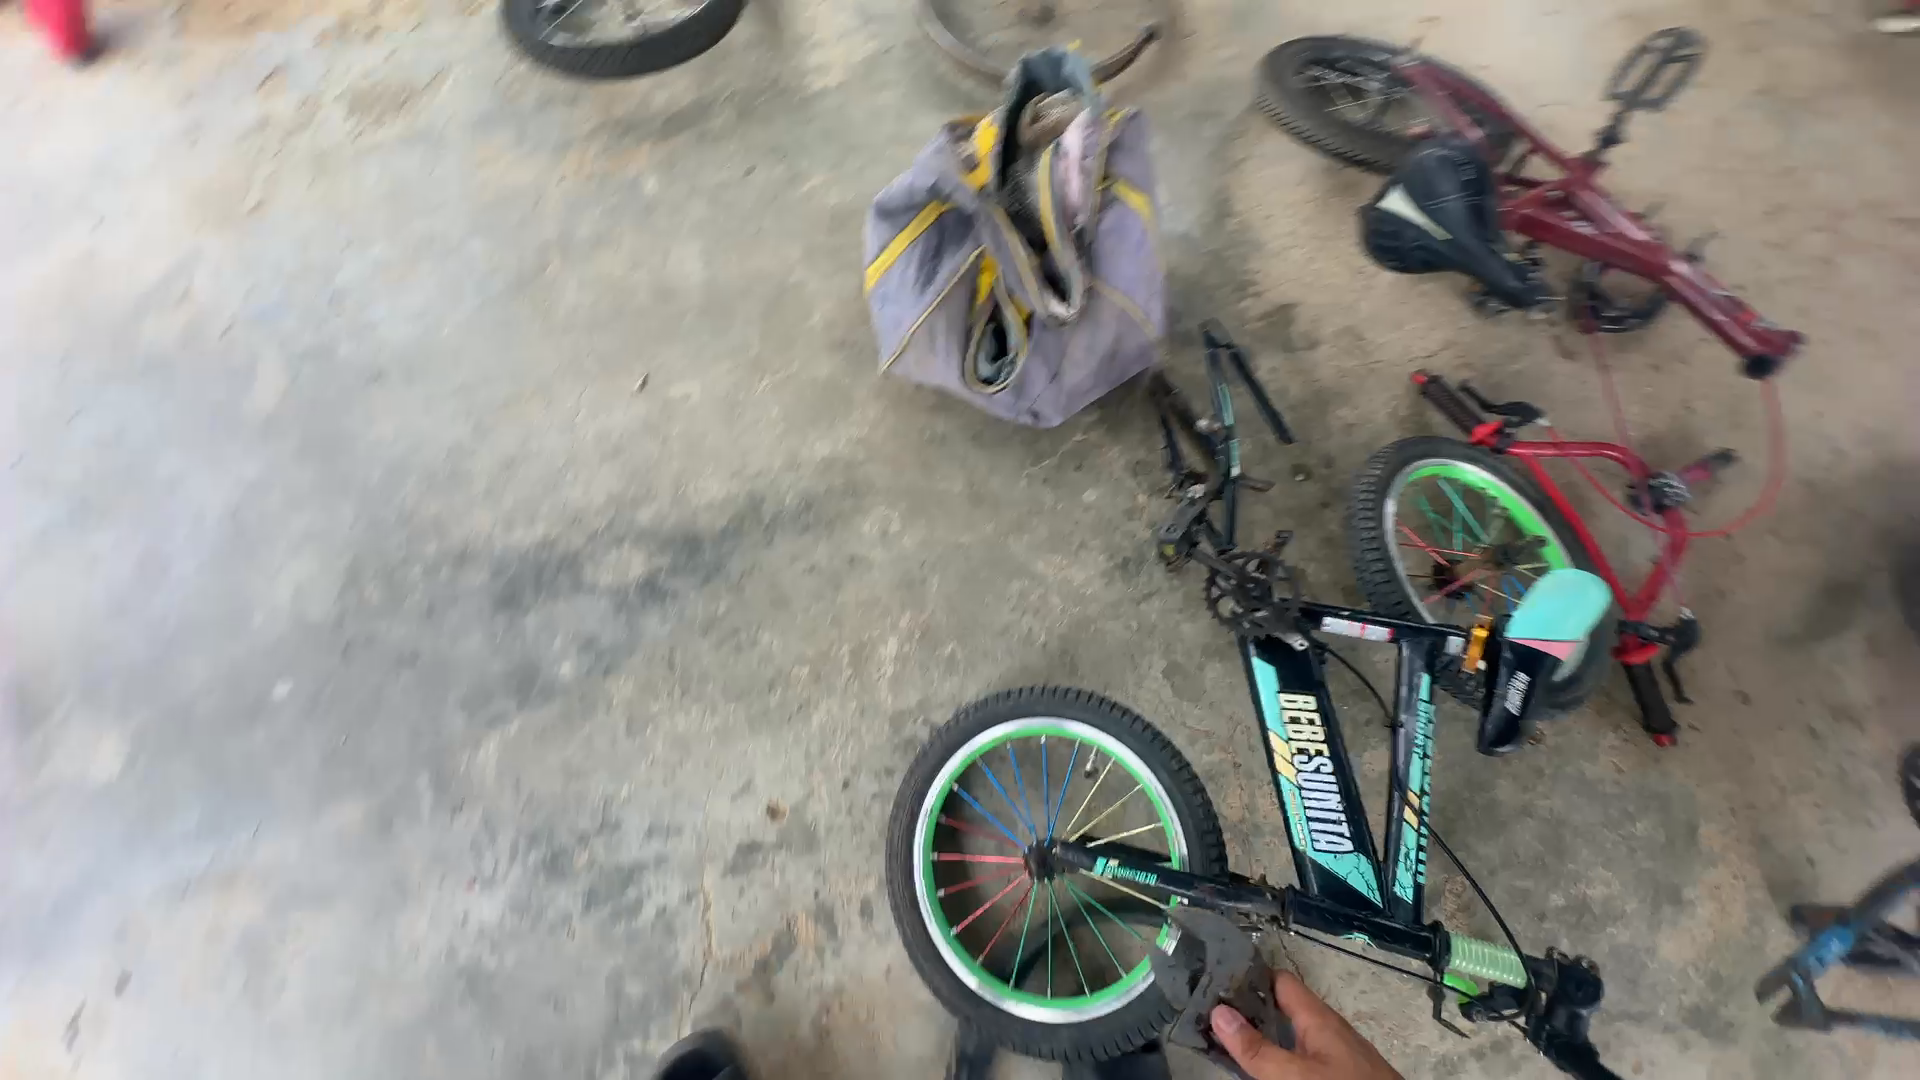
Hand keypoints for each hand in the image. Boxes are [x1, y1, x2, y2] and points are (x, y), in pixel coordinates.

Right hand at [1209, 971, 1403, 1079]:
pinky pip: (1305, 1060)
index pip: (1278, 979)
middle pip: (1283, 1009)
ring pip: (1293, 1038)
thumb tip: (1217, 1010)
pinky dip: (1282, 1060)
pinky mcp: (1343, 1079)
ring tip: (1228, 1041)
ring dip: (1265, 1039)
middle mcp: (1328, 1032)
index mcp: (1318, 1018)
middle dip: (1250, 1011)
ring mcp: (1338, 1060)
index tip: (1214, 979)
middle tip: (1212, 1013)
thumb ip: (1257, 1049)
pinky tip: (1266, 1073)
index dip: (1247, 975)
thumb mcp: (1295, 1077)